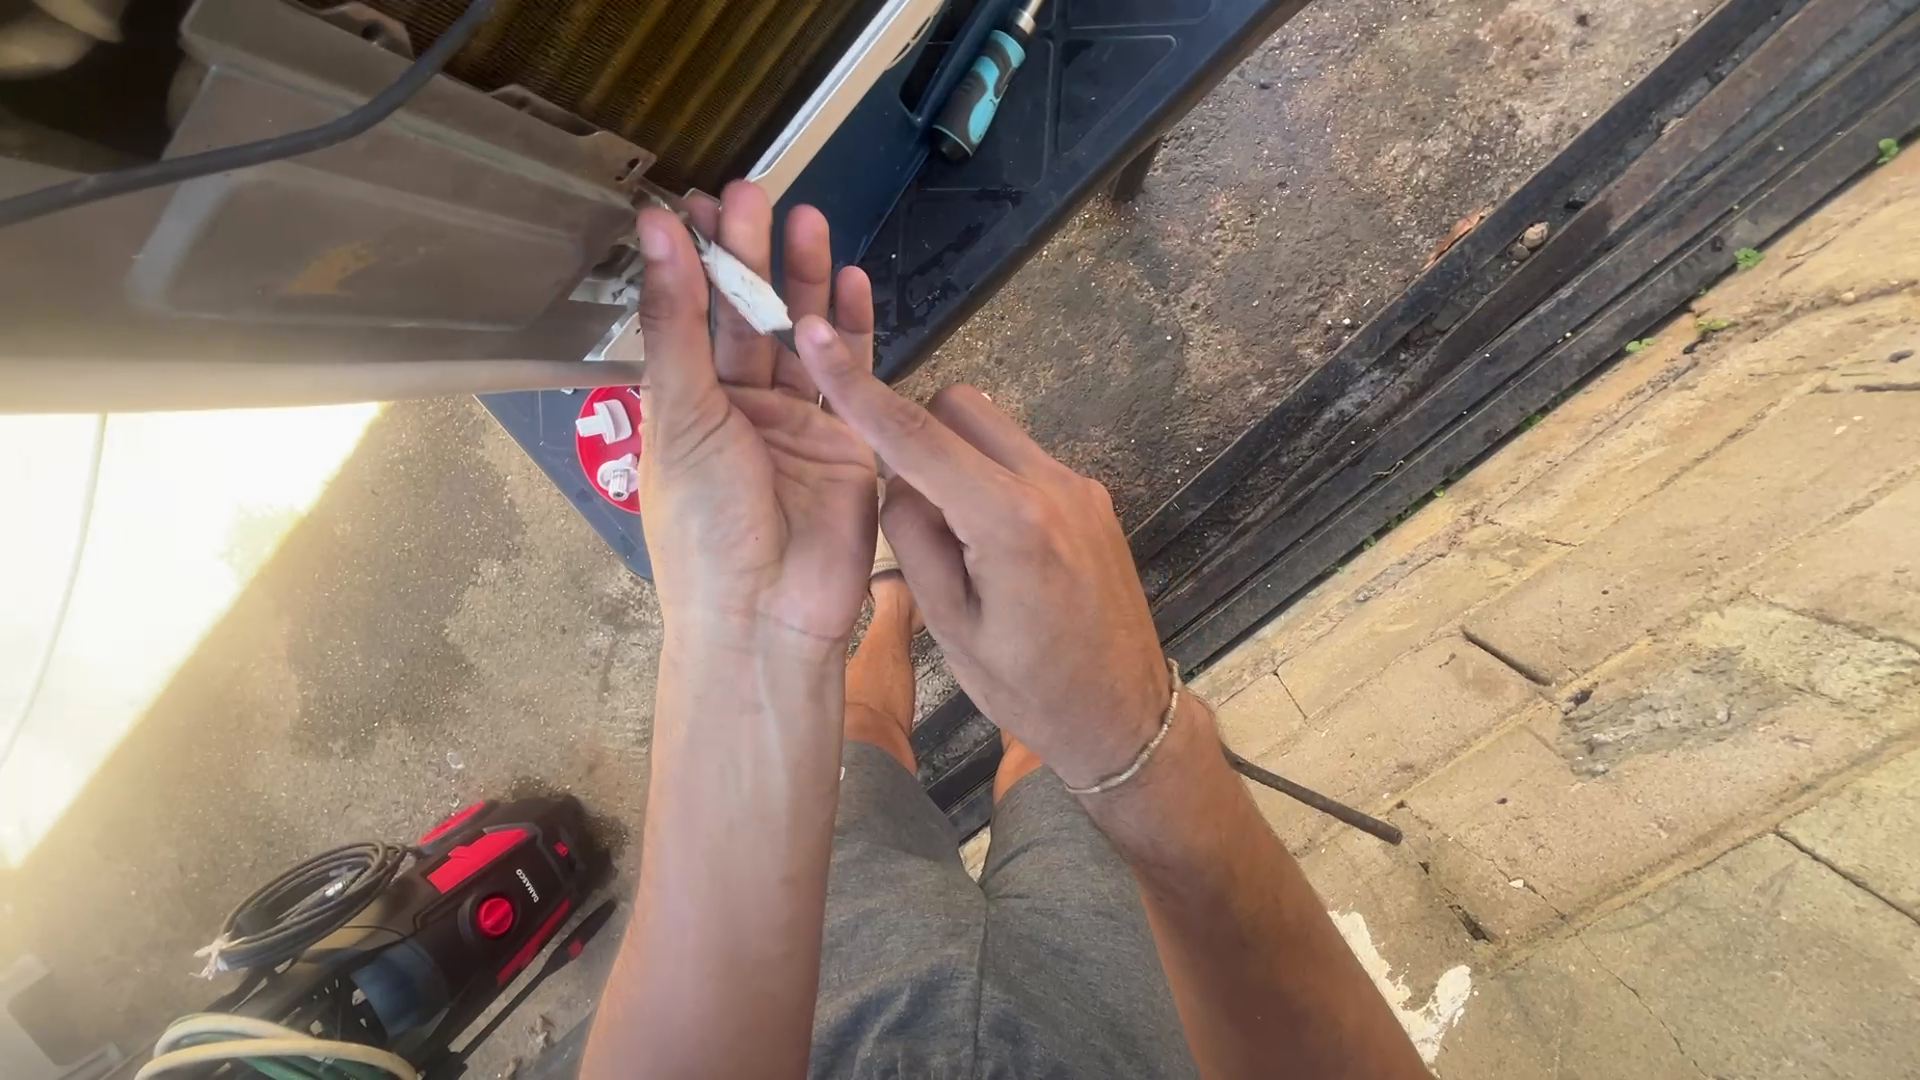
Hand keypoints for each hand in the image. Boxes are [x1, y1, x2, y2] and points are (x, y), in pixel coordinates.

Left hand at [636, 181, 877, 648]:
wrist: (769, 611)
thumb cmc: (707, 525)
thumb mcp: (682, 418)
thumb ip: (678, 325)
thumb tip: (654, 231)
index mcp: (691, 406)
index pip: (695, 316)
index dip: (699, 260)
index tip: (700, 203)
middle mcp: (745, 410)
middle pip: (753, 319)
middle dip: (755, 257)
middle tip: (759, 192)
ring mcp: (801, 425)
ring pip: (805, 339)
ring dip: (806, 282)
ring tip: (808, 219)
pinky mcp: (851, 443)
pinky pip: (852, 377)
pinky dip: (852, 332)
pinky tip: (851, 282)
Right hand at [786, 339, 1167, 789]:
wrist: (1124, 714)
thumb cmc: (1031, 690)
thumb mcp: (952, 627)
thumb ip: (915, 538)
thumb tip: (901, 480)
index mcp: (1010, 521)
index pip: (916, 438)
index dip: (859, 390)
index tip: (816, 339)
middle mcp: (1052, 484)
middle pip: (960, 407)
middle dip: (917, 433)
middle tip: (913, 505)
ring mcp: (1079, 485)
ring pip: (993, 427)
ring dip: (955, 455)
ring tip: (958, 534)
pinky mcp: (1092, 496)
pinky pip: (1021, 456)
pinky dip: (989, 475)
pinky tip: (994, 541)